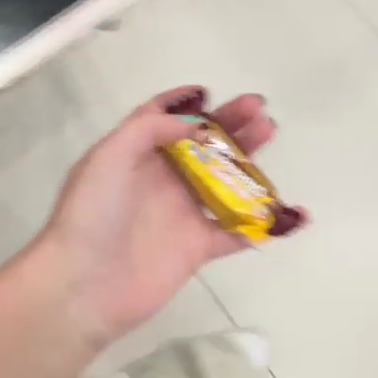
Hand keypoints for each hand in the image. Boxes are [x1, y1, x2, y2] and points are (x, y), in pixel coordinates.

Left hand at [34, 85, 304, 347]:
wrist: (83, 285)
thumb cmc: (90, 214)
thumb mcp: (108, 157)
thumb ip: (147, 130)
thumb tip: (191, 120)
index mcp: (132, 154)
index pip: (159, 120)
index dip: (183, 104)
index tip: (210, 92)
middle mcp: (157, 180)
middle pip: (200, 145)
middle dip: (229, 124)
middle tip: (259, 109)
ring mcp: (179, 214)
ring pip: (223, 181)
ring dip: (248, 159)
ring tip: (270, 133)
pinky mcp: (195, 248)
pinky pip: (237, 232)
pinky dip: (265, 223)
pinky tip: (294, 212)